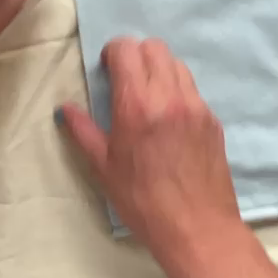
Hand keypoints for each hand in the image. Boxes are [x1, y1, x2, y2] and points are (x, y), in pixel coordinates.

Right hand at [59, 37, 246, 268]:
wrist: (198, 229)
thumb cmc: (142, 201)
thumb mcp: (103, 167)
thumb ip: (83, 130)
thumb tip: (65, 108)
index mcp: (137, 105)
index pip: (126, 49)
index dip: (112, 52)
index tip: (106, 69)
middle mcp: (169, 96)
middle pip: (154, 47)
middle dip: (135, 54)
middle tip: (125, 79)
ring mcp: (196, 106)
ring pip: (176, 63)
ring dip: (158, 68)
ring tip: (148, 96)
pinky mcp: (213, 119)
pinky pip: (192, 89)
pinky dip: (177, 90)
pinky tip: (168, 119)